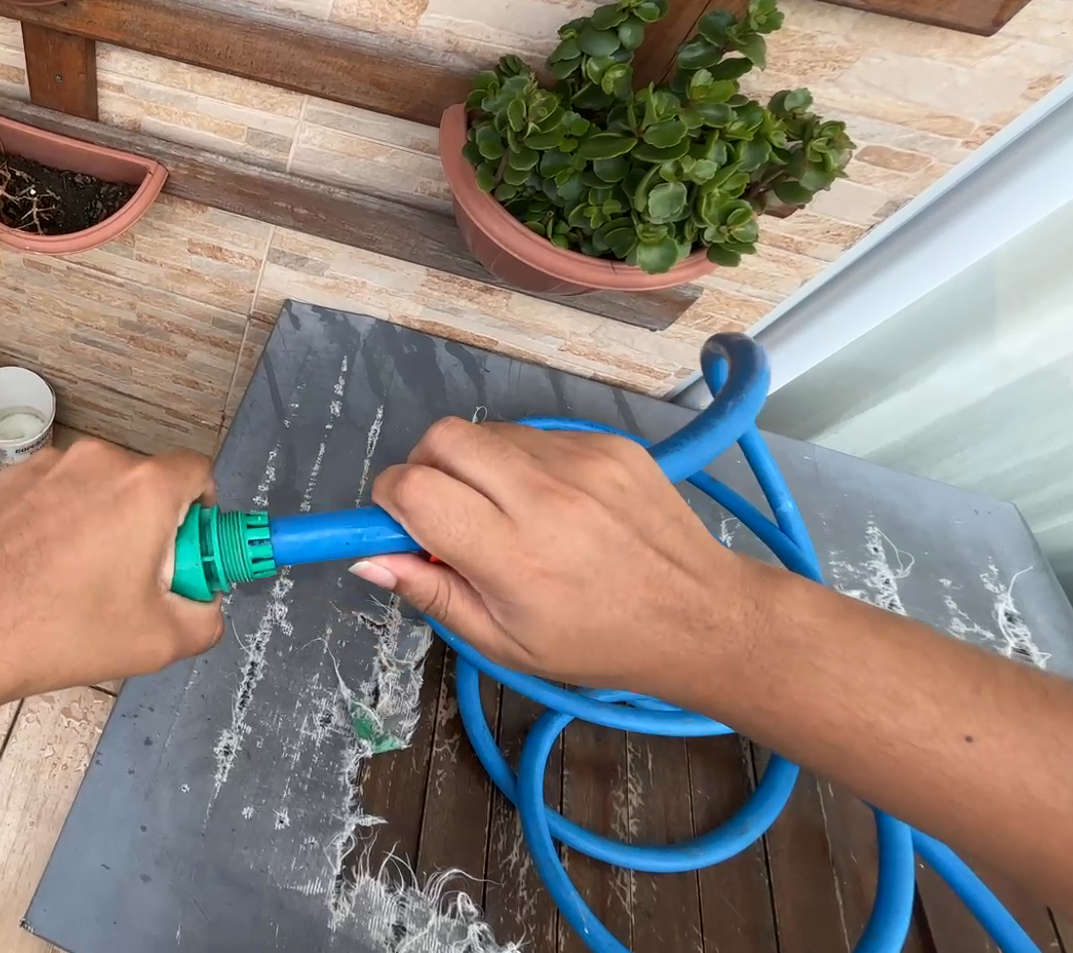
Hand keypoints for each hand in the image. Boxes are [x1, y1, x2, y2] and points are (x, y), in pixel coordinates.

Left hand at [0, 439, 224, 699]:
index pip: (198, 471)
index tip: (186, 549)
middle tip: (131, 578)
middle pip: (146, 481)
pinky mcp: (10, 476)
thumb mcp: (159, 642)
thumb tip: (206, 604)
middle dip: (151, 522)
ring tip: (76, 577)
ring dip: (104, 518)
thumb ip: (206, 619)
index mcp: (146, 487)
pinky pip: (56, 490)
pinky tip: (37, 565)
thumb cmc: (66, 629)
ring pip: (99, 485)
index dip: (203, 510)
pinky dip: (60, 517)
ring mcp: (49, 464)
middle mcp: (100, 460)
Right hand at [353, 418, 772, 692]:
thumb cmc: (592, 641)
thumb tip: (366, 558)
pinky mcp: (605, 442)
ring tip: (501, 506)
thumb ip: (428, 593)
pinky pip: (529, 433)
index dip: (391, 499)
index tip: (403, 523)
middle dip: (423, 466)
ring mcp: (579, 460)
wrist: (706, 617)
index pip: (414, 489)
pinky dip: (517, 460)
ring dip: (471, 463)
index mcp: (511, 554)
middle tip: (444, 506)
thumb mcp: (500, 641)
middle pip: (441, 438)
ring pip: (484, 431)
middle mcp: (542, 495)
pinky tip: (548, 499)